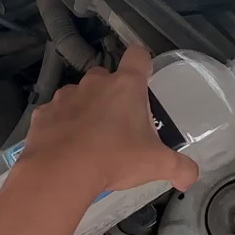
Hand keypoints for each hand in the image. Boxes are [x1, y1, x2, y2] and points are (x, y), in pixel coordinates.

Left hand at [13, 45, 199, 197]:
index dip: (143, 64)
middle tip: (122, 124)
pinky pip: (56, 114)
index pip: (138, 56)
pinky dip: (62, 126)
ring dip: (87, 109)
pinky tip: (67, 148)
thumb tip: (191, 178)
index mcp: (127, 86)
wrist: (60, 173)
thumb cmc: (115, 159)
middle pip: (108, 77)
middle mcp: (95, 83)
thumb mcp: (157, 165)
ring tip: (92, 139)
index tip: (146, 81)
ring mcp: (66, 96)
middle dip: (114, 95)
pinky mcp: (43, 114)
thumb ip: (180, 168)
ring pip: (80, 94)